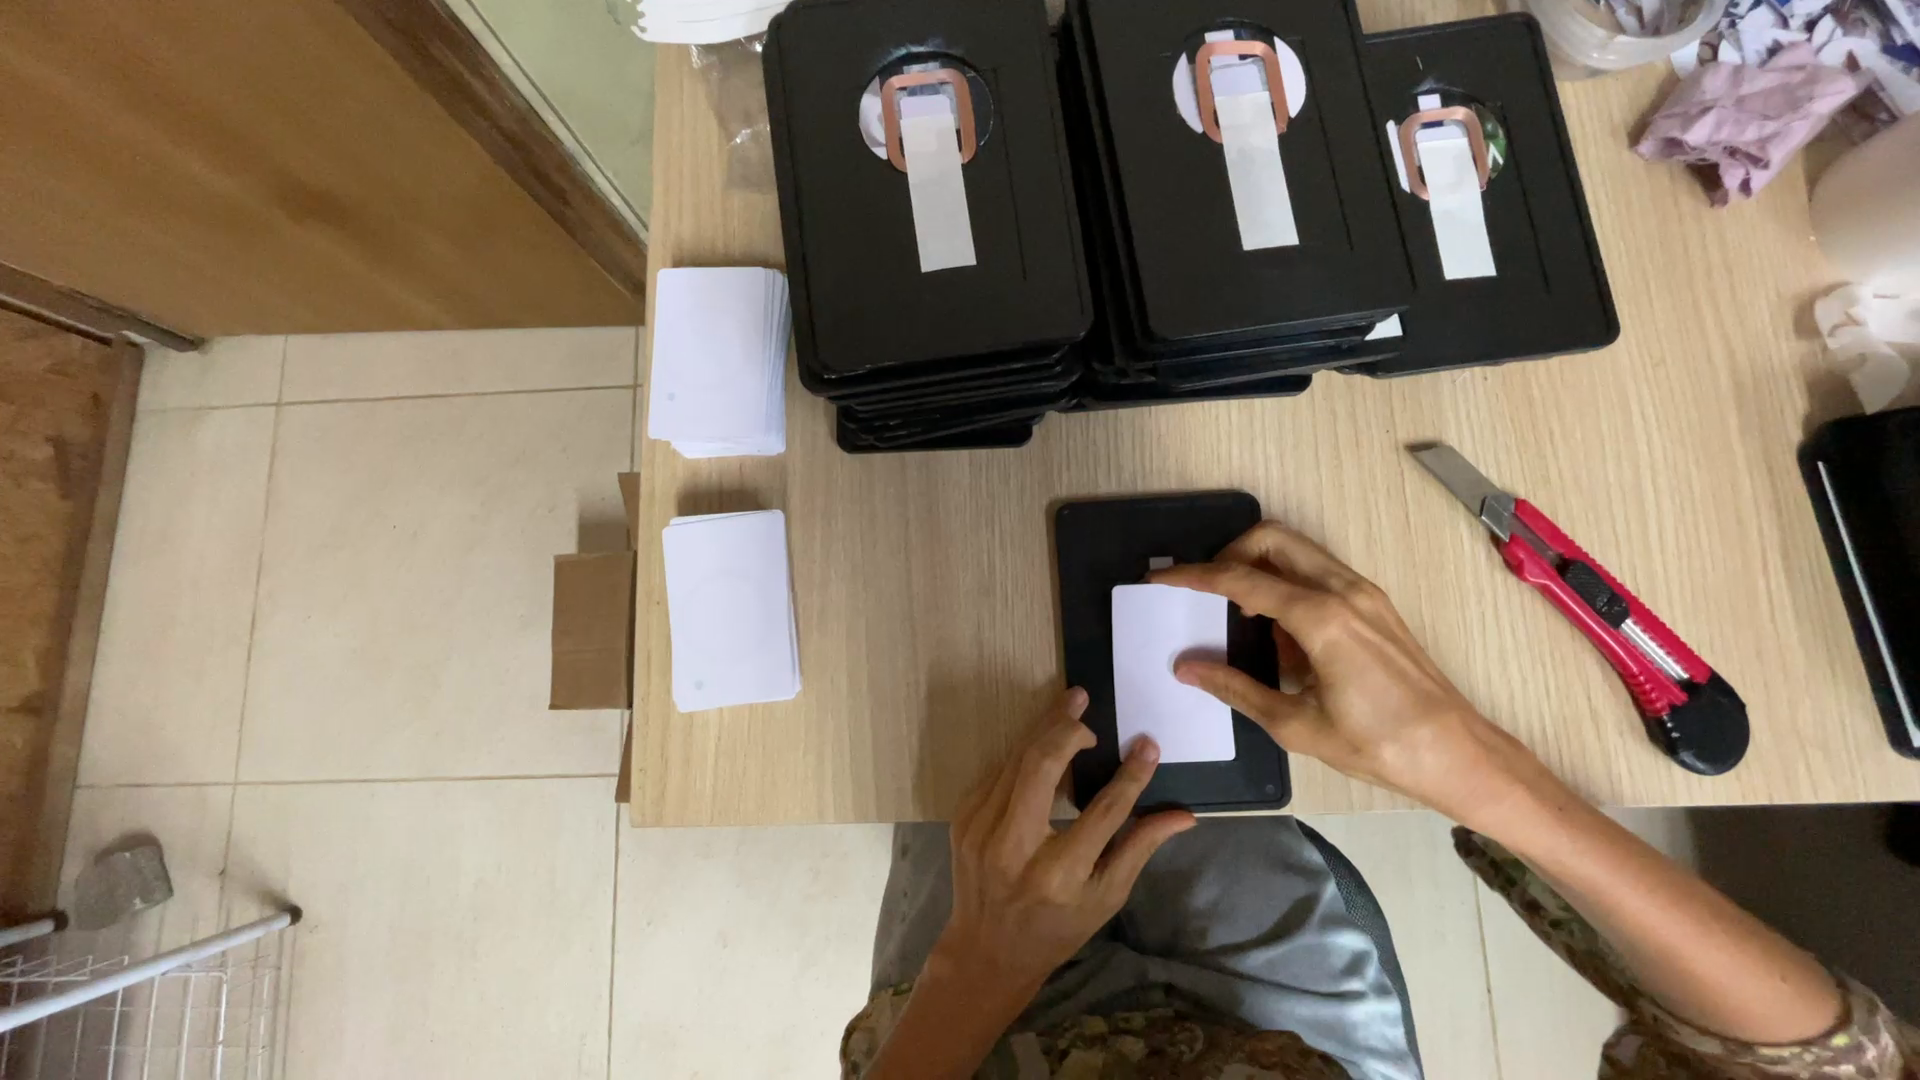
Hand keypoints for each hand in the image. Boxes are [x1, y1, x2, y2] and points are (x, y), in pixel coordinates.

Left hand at [931, 688, 1195, 996]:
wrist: (987, 949)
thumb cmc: (1057, 927)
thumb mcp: (1105, 897)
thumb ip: (1139, 848)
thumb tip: (1185, 814)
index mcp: (1058, 874)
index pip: (1103, 812)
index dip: (1130, 776)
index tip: (1147, 745)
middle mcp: (1014, 847)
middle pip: (1040, 767)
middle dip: (1065, 728)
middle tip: (1083, 700)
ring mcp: (981, 829)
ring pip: (1015, 759)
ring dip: (1042, 728)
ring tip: (1068, 706)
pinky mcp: (963, 818)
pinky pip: (998, 771)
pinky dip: (1022, 752)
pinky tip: (1041, 739)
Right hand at [1150, 521, 1539, 826]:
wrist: (1458, 754)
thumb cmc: (1377, 746)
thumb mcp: (1295, 725)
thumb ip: (1236, 688)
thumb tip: (1186, 667)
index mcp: (1321, 617)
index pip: (1241, 579)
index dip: (1193, 577)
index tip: (1161, 579)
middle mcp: (1343, 590)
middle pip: (1272, 538)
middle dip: (1229, 553)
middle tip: (1204, 589)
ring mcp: (1363, 592)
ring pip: (1297, 550)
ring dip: (1258, 564)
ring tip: (1235, 609)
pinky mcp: (1374, 603)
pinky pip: (1316, 571)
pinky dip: (1284, 581)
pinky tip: (1276, 627)